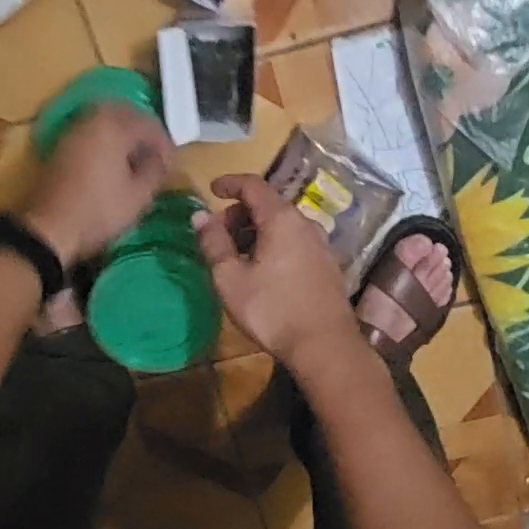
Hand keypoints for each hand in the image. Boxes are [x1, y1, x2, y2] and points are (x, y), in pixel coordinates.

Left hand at [21, 103, 175, 264]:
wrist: (48, 228)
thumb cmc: (99, 211)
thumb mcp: (138, 196)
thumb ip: (155, 171)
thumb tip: (161, 160)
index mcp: (114, 126)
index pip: (150, 125)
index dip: (166, 146)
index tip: (172, 167)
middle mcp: (92, 119)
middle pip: (127, 114)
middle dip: (145, 134)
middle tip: (157, 158)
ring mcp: (73, 131)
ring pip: (107, 121)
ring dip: (125, 136)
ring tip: (137, 161)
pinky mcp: (61, 146)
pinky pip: (92, 133)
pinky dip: (107, 142)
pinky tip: (115, 164)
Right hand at [193, 174, 358, 368]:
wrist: (324, 345)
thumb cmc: (272, 310)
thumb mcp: (231, 278)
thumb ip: (213, 243)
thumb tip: (200, 215)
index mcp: (281, 219)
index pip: (253, 185)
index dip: (230, 183)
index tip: (212, 190)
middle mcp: (306, 223)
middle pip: (268, 205)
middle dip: (239, 214)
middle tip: (219, 237)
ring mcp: (321, 244)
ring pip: (283, 225)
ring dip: (257, 233)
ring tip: (237, 259)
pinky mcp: (327, 265)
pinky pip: (295, 242)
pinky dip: (274, 245)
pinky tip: (263, 272)